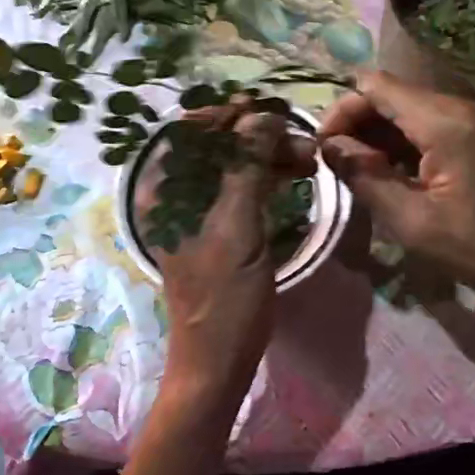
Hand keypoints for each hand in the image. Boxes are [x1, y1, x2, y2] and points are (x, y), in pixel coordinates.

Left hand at [137, 99, 313, 410]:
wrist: (217, 361)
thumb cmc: (225, 298)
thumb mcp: (238, 228)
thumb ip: (246, 168)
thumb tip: (261, 116)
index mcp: (166, 191)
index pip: (189, 131)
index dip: (227, 115)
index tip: (269, 113)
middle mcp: (175, 195)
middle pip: (214, 147)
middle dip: (257, 137)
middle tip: (300, 141)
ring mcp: (197, 213)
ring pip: (232, 168)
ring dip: (267, 157)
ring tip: (308, 158)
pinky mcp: (218, 229)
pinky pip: (240, 191)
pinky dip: (266, 179)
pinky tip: (296, 175)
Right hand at [319, 70, 474, 322]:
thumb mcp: (409, 220)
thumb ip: (363, 176)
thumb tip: (327, 146)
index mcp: (442, 122)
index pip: (373, 87)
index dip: (340, 110)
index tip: (322, 148)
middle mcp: (455, 108)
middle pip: (387, 93)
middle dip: (354, 122)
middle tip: (333, 163)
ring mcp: (467, 120)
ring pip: (401, 109)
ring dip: (372, 134)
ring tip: (354, 172)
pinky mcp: (471, 135)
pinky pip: (420, 125)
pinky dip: (395, 143)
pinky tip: (384, 174)